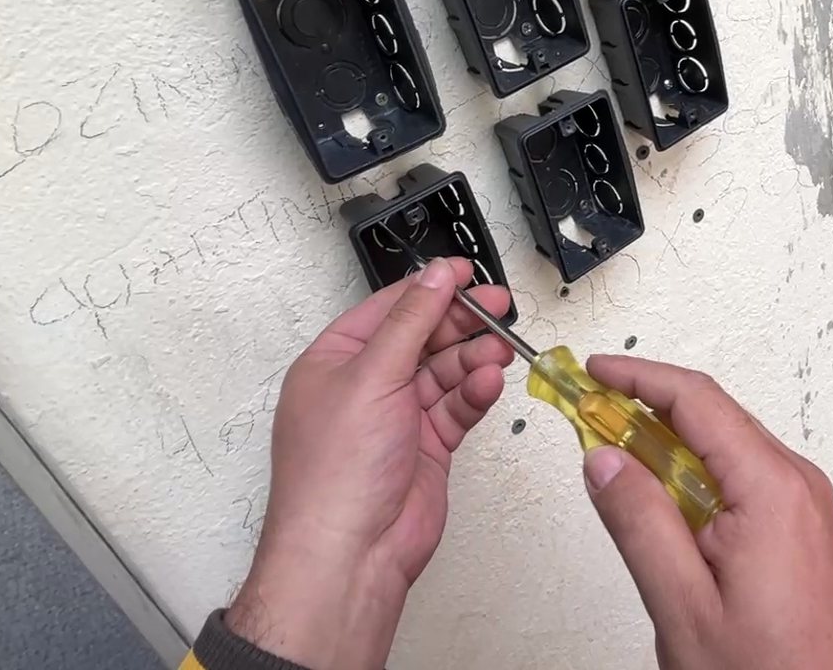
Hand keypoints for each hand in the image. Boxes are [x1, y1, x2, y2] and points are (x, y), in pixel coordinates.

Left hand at [227, 258, 514, 669]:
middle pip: (425, 335)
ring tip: (497, 352)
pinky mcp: (428, 441)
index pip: (391, 308)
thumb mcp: (373, 376)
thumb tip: (434, 276)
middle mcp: (367, 384)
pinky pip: (459, 404)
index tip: (465, 274)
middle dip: (462, 321)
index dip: (430, 288)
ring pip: (448, 369)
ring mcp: (399, 414)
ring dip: (474, 358)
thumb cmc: (334, 476)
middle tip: (498, 307)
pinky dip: (475, 392)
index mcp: (337, 360)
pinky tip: (486, 385)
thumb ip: (412, 321)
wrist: (352, 558)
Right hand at [579, 355, 832, 669]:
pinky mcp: (801, 525)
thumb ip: (640, 524)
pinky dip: (694, 471)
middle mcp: (795, 482)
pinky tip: (664, 497)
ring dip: (667, 441)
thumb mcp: (685, 610)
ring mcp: (803, 503)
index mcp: (772, 488)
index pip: (694, 398)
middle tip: (592, 414)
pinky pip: (740, 473)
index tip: (595, 372)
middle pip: (709, 413)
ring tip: (618, 457)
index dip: (638, 376)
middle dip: (646, 405)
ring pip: (723, 443)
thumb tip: (604, 460)